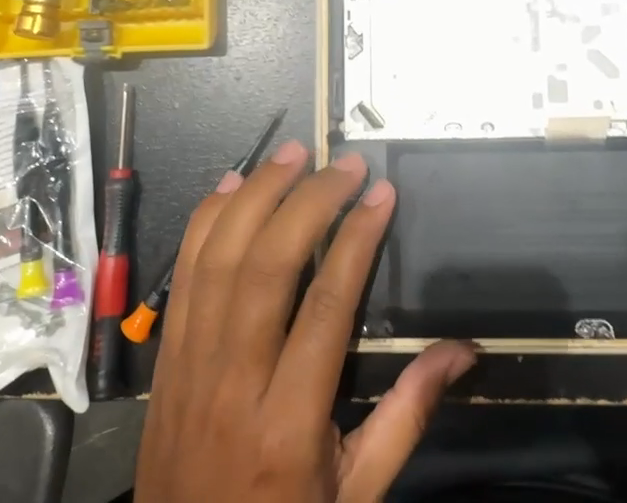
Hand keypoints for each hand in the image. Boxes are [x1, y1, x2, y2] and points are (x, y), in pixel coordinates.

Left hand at [135, 140, 478, 502]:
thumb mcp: (358, 491)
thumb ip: (407, 416)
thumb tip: (461, 352)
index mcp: (289, 420)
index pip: (326, 306)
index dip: (357, 241)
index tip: (382, 195)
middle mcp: (233, 381)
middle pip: (266, 268)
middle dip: (307, 202)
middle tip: (343, 165)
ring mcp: (190, 365)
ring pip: (218, 260)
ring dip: (255, 196)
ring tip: (292, 156)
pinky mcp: (165, 359)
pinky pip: (182, 277)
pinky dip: (206, 223)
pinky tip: (231, 187)